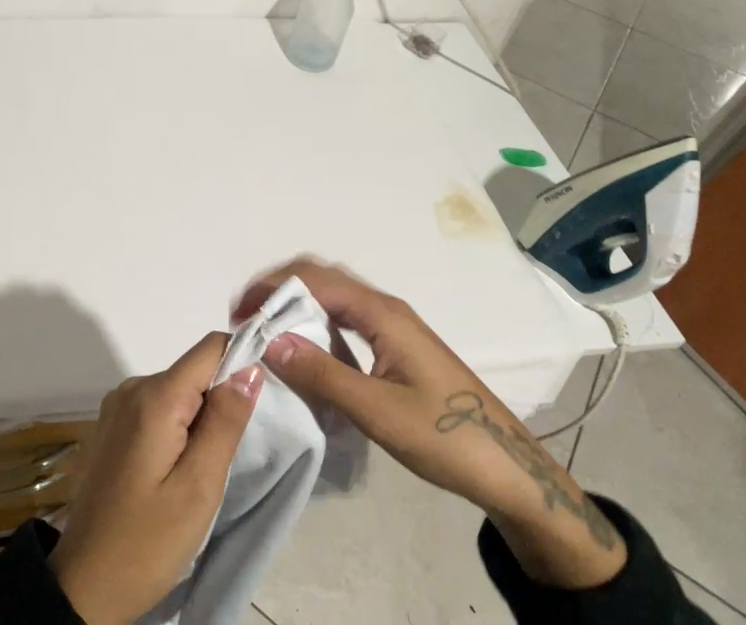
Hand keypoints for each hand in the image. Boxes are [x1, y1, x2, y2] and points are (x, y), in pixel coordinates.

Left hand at [48, 332, 263, 624]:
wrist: (85, 584)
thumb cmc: (148, 541)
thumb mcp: (199, 486)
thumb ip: (226, 421)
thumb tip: (251, 368)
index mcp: (153, 397)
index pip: (210, 348)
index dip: (243, 359)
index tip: (265, 399)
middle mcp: (132, 389)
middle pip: (195, 370)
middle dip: (222, 400)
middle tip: (229, 454)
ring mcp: (118, 407)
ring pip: (179, 391)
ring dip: (201, 419)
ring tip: (206, 469)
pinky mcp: (113, 428)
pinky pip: (159, 410)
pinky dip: (180, 429)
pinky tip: (179, 471)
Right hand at [234, 256, 625, 588]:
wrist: (508, 468)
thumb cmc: (445, 438)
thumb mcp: (377, 410)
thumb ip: (321, 373)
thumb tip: (268, 340)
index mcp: (383, 314)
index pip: (314, 279)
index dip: (271, 289)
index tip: (238, 315)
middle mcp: (386, 309)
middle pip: (322, 277)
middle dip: (278, 289)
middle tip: (243, 318)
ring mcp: (394, 327)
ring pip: (334, 298)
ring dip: (295, 305)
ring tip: (263, 332)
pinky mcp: (396, 347)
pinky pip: (346, 321)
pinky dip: (315, 325)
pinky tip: (301, 352)